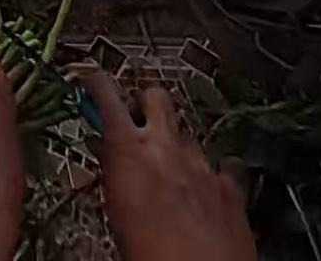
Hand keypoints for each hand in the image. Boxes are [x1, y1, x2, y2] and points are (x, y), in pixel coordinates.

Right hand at [82, 73, 255, 260]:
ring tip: (166, 164)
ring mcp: (202, 165)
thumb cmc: (150, 252)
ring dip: (173, 141)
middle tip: (134, 119)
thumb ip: (110, 164)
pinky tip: (200, 185)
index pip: (105, 91)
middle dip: (143, 102)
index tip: (89, 78)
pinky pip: (220, 164)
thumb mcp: (113, 202)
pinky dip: (207, 170)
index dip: (94, 80)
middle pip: (155, 96)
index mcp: (129, 145)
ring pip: (185, 131)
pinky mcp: (231, 189)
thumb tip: (102, 146)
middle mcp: (166, 146)